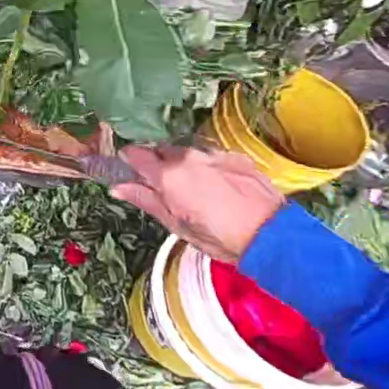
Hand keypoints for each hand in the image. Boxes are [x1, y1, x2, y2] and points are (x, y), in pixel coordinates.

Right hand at [110, 146, 283, 262]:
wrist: (270, 233)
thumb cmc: (219, 238)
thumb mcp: (177, 226)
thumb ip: (146, 201)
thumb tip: (118, 187)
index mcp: (169, 175)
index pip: (136, 155)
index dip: (130, 162)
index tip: (129, 172)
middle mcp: (188, 156)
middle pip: (161, 151)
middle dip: (157, 164)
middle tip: (164, 188)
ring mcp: (213, 153)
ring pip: (186, 152)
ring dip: (183, 165)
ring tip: (194, 190)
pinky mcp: (234, 155)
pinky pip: (210, 156)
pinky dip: (207, 167)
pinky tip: (217, 187)